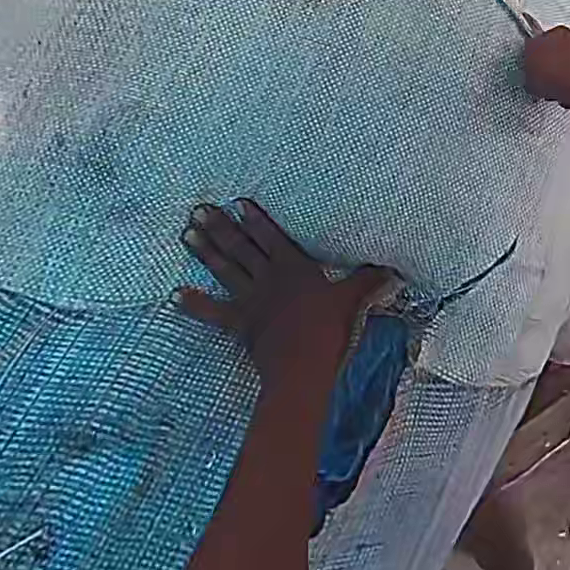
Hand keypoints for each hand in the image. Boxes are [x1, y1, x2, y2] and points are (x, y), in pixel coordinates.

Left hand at [175, 199, 391, 385]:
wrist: (302, 367)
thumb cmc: (329, 328)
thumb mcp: (354, 299)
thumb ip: (369, 279)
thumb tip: (394, 269)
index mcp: (294, 267)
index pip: (271, 237)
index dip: (255, 219)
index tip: (237, 202)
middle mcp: (268, 278)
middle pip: (241, 248)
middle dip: (221, 227)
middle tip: (199, 209)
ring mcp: (250, 301)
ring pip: (224, 271)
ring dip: (205, 251)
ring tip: (187, 233)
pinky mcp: (240, 325)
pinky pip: (213, 313)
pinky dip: (194, 304)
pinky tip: (175, 294)